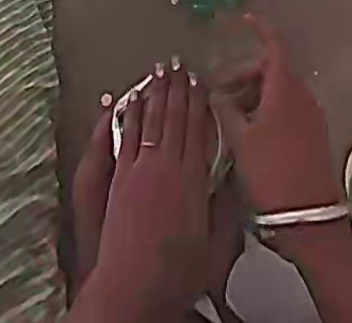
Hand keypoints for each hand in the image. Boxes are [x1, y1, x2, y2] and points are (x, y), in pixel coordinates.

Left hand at [90, 61, 215, 316]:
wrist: (132, 287)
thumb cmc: (176, 273)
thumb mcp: (214, 245)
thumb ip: (223, 208)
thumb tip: (230, 179)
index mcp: (192, 178)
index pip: (197, 128)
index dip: (198, 101)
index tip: (200, 80)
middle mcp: (167, 166)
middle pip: (174, 116)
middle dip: (177, 87)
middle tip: (178, 63)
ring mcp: (141, 169)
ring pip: (151, 119)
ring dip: (155, 92)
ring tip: (158, 71)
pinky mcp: (121, 177)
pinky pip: (127, 136)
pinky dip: (131, 114)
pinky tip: (132, 99)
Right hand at [210, 16, 342, 223]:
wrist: (308, 218)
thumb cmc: (272, 171)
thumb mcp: (240, 139)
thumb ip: (225, 109)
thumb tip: (215, 92)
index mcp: (285, 89)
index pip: (274, 46)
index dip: (260, 29)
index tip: (245, 19)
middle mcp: (302, 96)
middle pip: (271, 71)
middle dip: (244, 77)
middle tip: (220, 94)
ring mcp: (310, 116)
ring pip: (277, 92)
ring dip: (253, 96)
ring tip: (229, 119)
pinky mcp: (313, 135)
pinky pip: (287, 109)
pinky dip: (266, 111)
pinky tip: (248, 133)